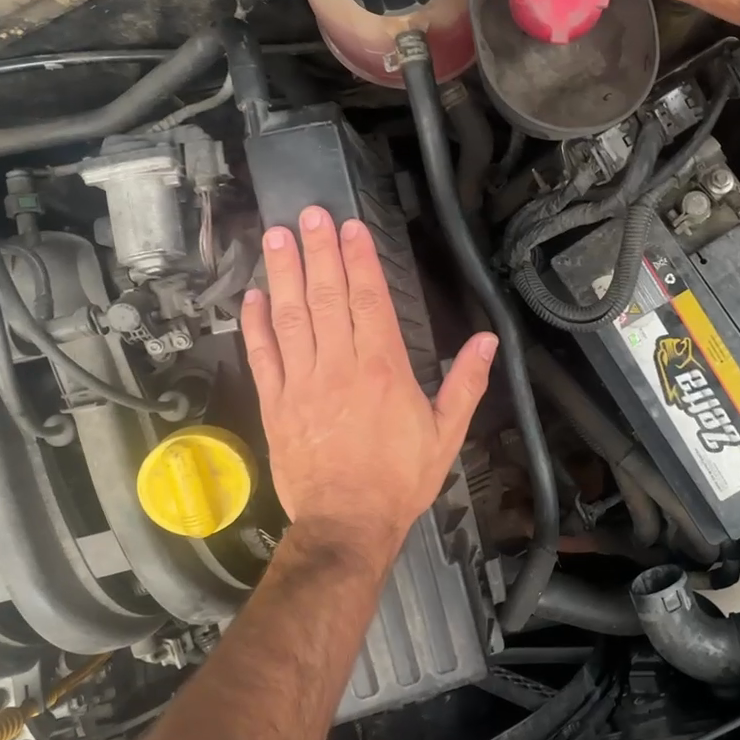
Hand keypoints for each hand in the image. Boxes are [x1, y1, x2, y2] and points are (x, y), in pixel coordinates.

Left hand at [242, 206, 497, 564]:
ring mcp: (302, 384)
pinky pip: (263, 357)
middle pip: (325, 296)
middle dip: (317, 251)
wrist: (347, 524)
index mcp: (382, 368)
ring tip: (276, 236)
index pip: (368, 299)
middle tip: (308, 214)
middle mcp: (339, 367)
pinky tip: (252, 296)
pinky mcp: (275, 405)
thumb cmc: (399, 479)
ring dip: (283, 273)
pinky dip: (255, 325)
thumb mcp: (447, 433)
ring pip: (290, 317)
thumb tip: (486, 341)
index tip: (350, 227)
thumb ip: (466, 382)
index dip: (358, 259)